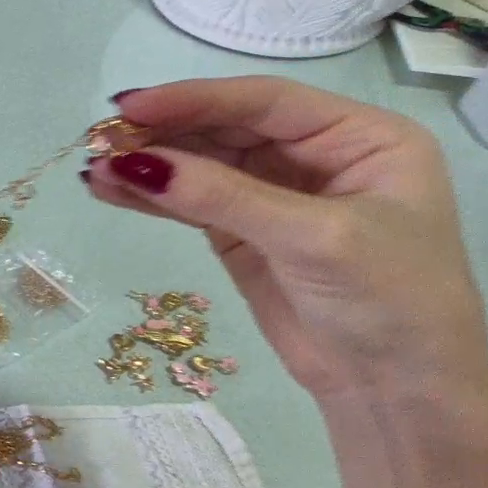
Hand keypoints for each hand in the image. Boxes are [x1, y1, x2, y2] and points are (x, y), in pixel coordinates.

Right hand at [84, 77, 487, 398]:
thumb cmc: (389, 301)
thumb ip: (222, 196)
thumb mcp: (312, 239)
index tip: (130, 108)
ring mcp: (271, 193)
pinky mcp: (237, 229)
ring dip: (143, 164)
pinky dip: (145, 195)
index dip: (194, 99)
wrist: (395, 388)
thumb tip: (130, 165)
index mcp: (360, 139)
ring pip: (196, 163)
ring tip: (92, 168)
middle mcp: (314, 155)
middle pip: (221, 128)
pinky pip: (184, 200)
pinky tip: (105, 189)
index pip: (264, 103)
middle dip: (160, 133)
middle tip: (98, 141)